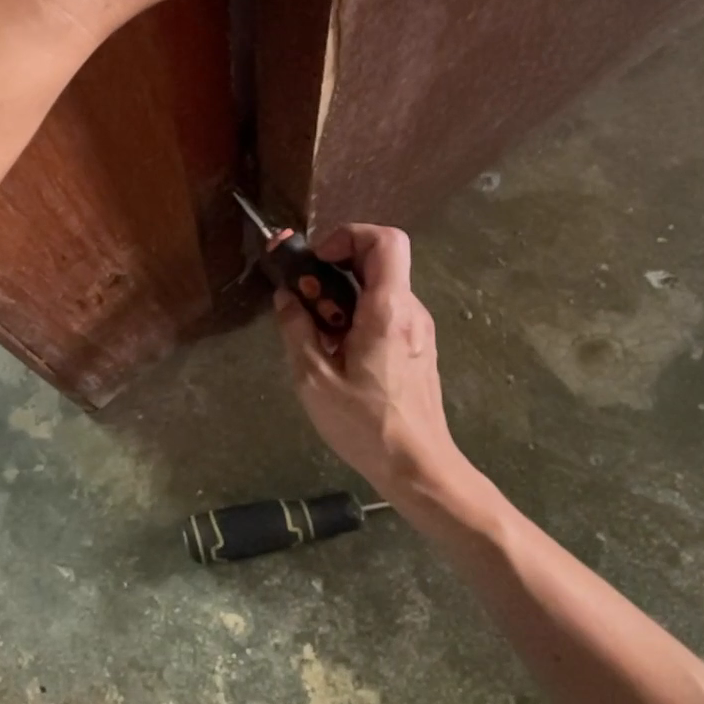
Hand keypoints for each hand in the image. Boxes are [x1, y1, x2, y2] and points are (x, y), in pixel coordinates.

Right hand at [274, 225, 460, 498]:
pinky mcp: (415, 348)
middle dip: (332, 269)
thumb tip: (286, 296)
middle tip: (303, 301)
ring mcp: (417, 330)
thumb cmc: (364, 424)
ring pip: (377, 289)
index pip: (384, 241)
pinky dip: (354, 317)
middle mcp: (409, 311)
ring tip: (314, 335)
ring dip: (340, 298)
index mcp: (387, 311)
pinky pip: (383, 313)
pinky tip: (336, 353)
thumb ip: (296, 329)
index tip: (316, 262)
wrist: (418, 468)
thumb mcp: (313, 378)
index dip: (347, 236)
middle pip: (376, 262)